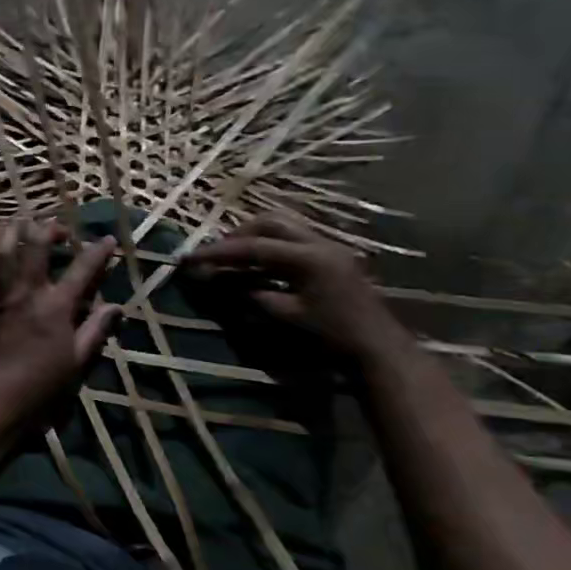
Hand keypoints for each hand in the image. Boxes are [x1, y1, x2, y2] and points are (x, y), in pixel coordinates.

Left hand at [0, 219, 120, 406]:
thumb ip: (96, 329)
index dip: (98, 251)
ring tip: (18, 225)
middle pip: (35, 245)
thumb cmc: (41, 381)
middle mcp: (26, 292)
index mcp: (56, 305)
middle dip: (48, 229)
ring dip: (9, 233)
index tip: (108, 240)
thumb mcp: (77, 359)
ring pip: (0, 251)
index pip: (83, 269)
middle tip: (57, 230)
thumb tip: (117, 307)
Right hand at [183, 215, 408, 359]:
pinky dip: (271, 245)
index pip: (254, 246)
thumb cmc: (333, 336)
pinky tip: (258, 264)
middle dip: (238, 235)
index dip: (219, 252)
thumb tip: (220, 281)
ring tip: (234, 257)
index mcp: (308, 257)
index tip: (192, 258)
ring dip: (255, 236)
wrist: (378, 347)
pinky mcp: (332, 255)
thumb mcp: (287, 316)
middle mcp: (320, 242)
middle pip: (270, 222)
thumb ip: (252, 294)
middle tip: (215, 254)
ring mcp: (330, 245)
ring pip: (284, 225)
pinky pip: (295, 238)